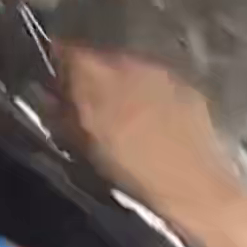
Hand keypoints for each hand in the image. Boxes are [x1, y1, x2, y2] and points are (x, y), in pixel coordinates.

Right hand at [64, 46, 246, 246]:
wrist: (204, 199)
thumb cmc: (131, 171)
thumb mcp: (78, 139)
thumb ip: (57, 105)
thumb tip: (42, 86)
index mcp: (92, 70)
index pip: (60, 47)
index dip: (52, 61)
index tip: (48, 77)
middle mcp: (124, 59)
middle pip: (94, 55)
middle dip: (86, 72)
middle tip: (81, 97)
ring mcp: (159, 71)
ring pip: (125, 66)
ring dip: (117, 80)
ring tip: (118, 108)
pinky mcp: (187, 88)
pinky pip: (153, 81)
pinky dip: (146, 92)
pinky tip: (149, 117)